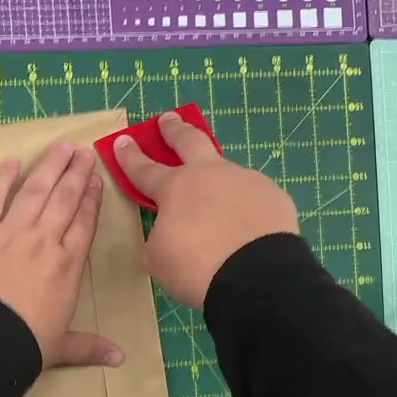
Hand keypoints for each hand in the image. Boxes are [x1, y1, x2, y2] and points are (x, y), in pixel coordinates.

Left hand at [0, 140, 123, 368]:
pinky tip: (11, 162)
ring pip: (34, 191)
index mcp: (67, 267)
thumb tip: (121, 359)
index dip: (91, 200)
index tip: (96, 181)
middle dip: (75, 174)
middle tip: (84, 152)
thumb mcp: (63, 347)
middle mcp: (43, 242)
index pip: (84, 225)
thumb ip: (90, 347)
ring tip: (60, 147)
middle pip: (63, 200)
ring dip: (49, 167)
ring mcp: (10, 234)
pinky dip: (1, 178)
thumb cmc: (25, 345)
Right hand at [112, 111, 298, 308]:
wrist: (256, 278)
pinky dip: (244, 205)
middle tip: (168, 118)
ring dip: (216, 176)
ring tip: (217, 196)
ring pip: (225, 170)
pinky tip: (245, 222)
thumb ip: (160, 234)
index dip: (130, 156)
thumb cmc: (196, 269)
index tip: (123, 141)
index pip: (144, 168)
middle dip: (175, 130)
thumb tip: (172, 227)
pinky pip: (252, 196)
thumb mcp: (158, 257)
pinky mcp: (274, 195)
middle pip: (189, 142)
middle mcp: (210, 174)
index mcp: (175, 188)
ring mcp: (245, 180)